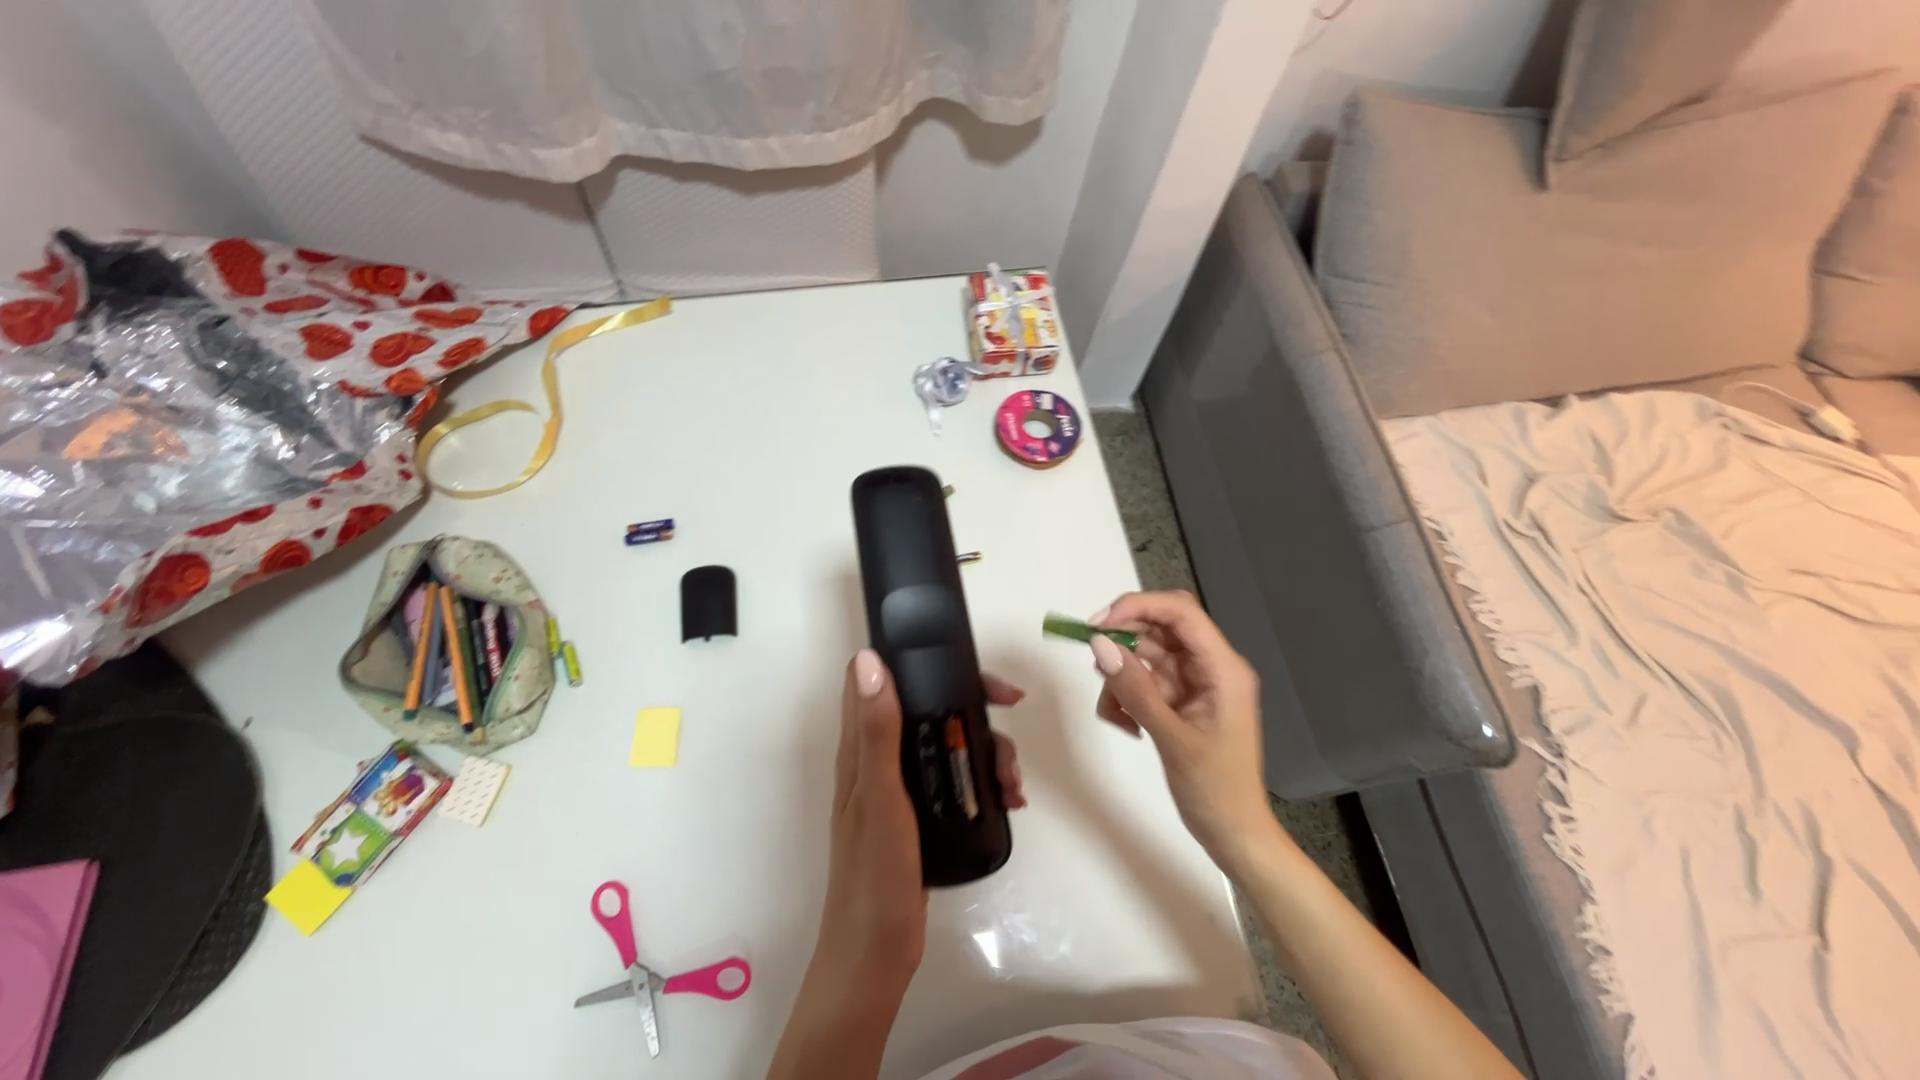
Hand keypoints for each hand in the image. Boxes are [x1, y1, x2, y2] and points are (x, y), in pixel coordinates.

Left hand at [772, 650, 1026, 1079]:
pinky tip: (1009, 803)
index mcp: (860, 749)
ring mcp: (901, 789)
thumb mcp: (880, 797)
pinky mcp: (921, 816)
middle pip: (927, 706)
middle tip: (1010, 709)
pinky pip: (956, 779)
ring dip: (986, 747)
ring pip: (947, 742)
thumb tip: (870, 660)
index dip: (915, 658)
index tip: (963, 664)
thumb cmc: (874, 874)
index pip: (879, 678)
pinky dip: (984, 780)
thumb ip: (878, 731)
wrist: (876, 954)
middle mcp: (879, 761)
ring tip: (1013, 782)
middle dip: (971, 701)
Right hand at [1087, 591, 1275, 864]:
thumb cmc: (1215, 790)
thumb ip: (1135, 689)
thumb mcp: (1172, 739)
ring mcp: (1195, 684)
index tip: (1098, 624)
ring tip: (1115, 712)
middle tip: (1095, 659)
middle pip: (1162, 627)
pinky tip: (1126, 724)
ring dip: (1122, 676)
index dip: (1139, 607)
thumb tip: (1100, 646)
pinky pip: (1145, 682)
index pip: (1182, 613)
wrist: (1234, 833)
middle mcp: (1211, 667)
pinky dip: (1126, 696)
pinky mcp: (1181, 701)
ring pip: (1148, 655)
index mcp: (1224, 669)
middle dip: (1125, 639)